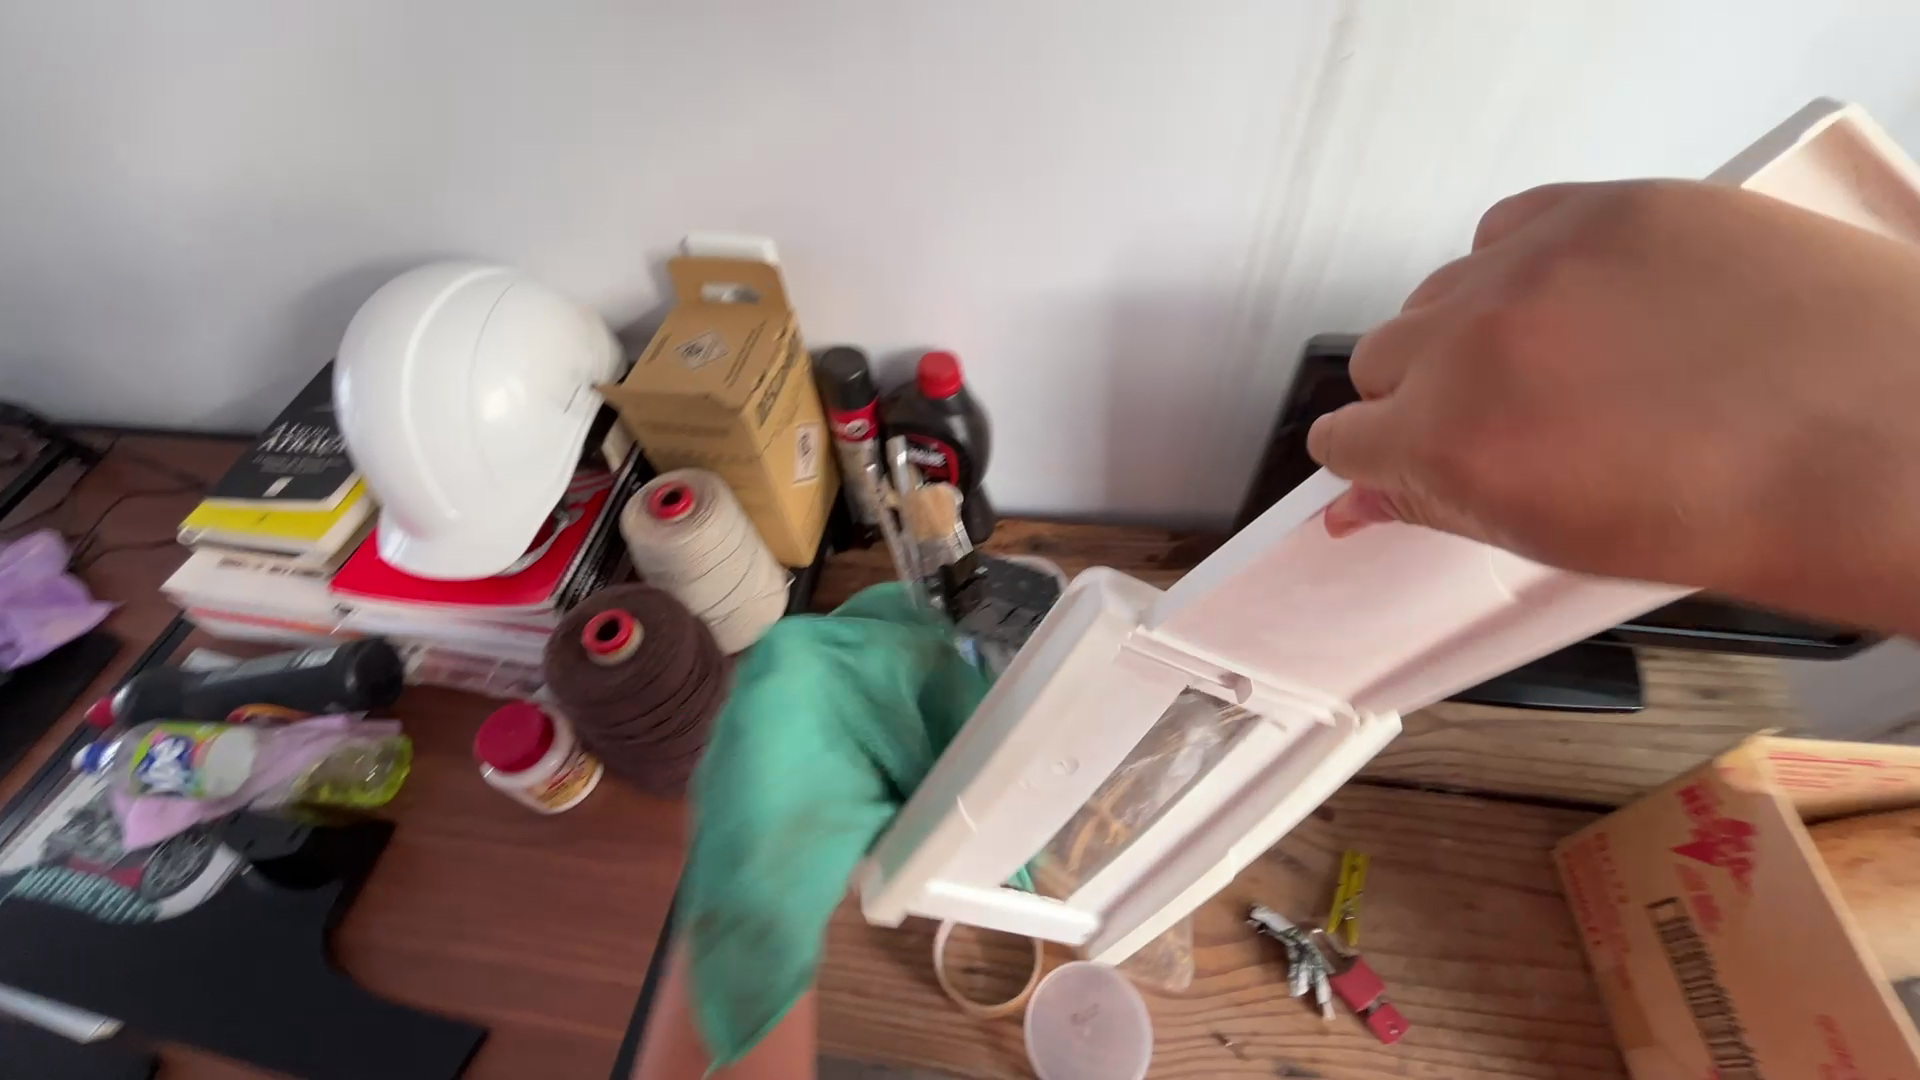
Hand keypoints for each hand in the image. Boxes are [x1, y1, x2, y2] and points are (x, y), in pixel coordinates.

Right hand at [1307, 179, 1919, 635]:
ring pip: (1432, 295)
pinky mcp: (1603, 208)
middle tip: (1487, 410)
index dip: (1366, 453)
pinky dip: (1518, 262)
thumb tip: (1356, 504)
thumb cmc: (1729, 504)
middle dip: (1414, 393)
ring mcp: (1534, 267)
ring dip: (1467, 328)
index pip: (1337, 437)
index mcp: (1442, 439)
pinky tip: (1569, 297)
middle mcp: (1468, 347)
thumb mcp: (1540, 533)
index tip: (1390, 451)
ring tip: (1549, 353)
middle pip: (1375, 360)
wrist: (1889, 438)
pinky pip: (1503, 225)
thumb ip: (1425, 505)